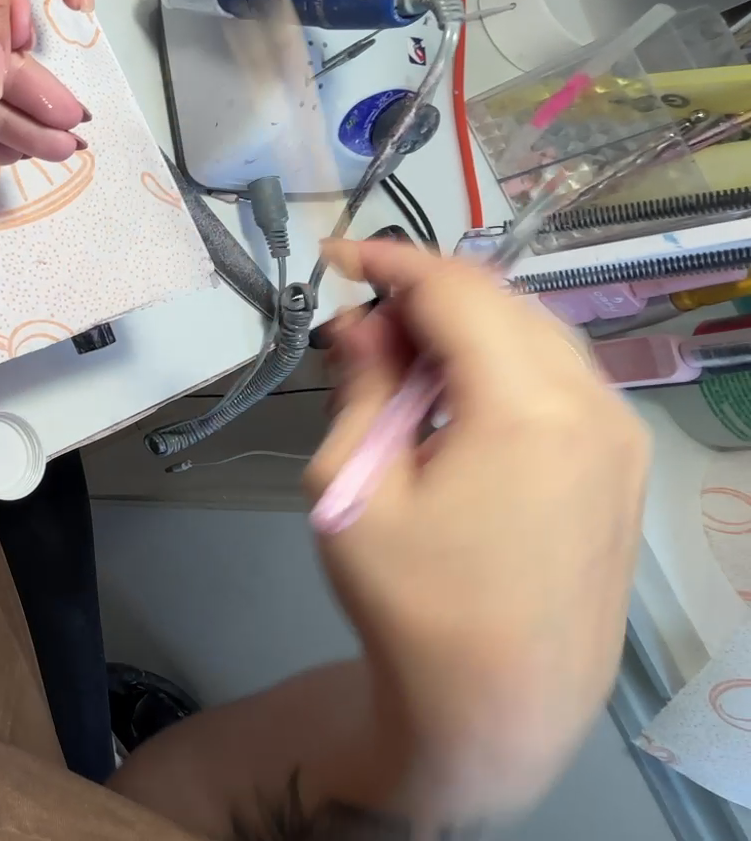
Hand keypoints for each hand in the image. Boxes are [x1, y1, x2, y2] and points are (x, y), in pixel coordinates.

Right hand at [308, 240, 648, 820]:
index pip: (457, 291)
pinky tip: (442, 396)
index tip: (332, 256)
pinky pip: (553, 375)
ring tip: (386, 359)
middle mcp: (591, 408)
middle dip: (420, 292)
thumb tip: (359, 321)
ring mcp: (616, 437)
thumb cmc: (406, 589)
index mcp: (525, 410)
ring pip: (533, 334)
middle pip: (502, 303)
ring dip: (456, 325)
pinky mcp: (616, 464)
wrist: (498, 692)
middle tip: (349, 320)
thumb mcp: (351, 482)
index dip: (390, 261)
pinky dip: (491, 359)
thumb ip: (363, 388)